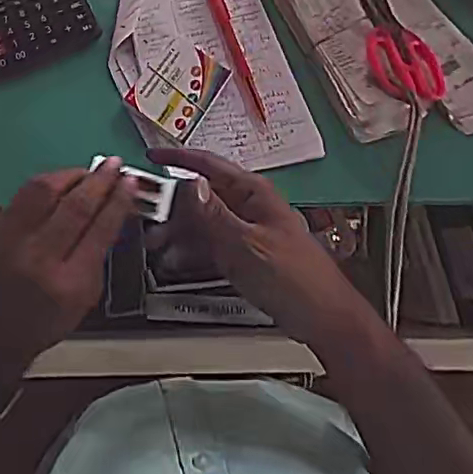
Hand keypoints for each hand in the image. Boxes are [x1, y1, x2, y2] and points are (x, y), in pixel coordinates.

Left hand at [0, 159, 135, 383]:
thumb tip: (114, 208)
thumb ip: (100, 252)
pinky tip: (64, 179)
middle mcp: (40, 258)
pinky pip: (26, 191)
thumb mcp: (86, 295)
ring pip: (46, 190)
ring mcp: (15, 240)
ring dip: (74, 174)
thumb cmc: (46, 319)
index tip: (129, 183)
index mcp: (69, 283)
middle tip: (115, 166)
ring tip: (92, 171)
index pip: (100, 230)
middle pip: (75, 206)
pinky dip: (49, 179)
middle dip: (100, 181)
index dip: (118, 201)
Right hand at [151, 148, 382, 353]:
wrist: (324, 318)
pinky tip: (175, 262)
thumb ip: (215, 215)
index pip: (209, 164)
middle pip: (201, 195)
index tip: (152, 155)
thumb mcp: (248, 245)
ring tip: (156, 246)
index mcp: (253, 192)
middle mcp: (247, 205)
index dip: (179, 157)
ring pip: (203, 222)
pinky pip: (211, 244)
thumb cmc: (293, 277)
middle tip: (147, 220)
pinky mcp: (244, 253)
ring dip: (179, 232)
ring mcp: (245, 230)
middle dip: (173, 207)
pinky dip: (193, 251)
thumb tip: (190, 183)